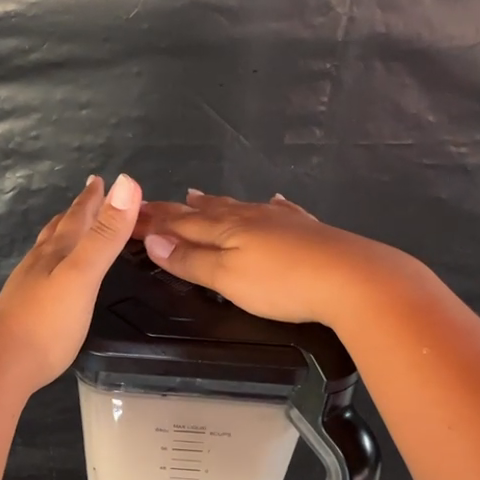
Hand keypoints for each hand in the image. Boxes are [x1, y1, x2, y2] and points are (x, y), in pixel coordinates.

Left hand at [0, 174, 143, 390]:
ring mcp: (26, 287)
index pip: (77, 217)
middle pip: (59, 230)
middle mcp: (38, 263)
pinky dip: (51, 264)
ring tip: (66, 228)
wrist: (1, 366)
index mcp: (56, 253)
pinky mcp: (21, 311)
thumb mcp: (83, 276)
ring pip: (45, 251)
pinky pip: (40, 276)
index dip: (92, 199)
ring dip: (60, 236)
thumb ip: (105, 236)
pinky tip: (49, 276)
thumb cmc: (46, 323)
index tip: (101, 180)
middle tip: (87, 197)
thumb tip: (126, 181)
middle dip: (76, 213)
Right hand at [136, 191, 410, 324]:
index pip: (178, 224)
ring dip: (213, 204)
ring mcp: (280, 221)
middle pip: (204, 212)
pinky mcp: (307, 231)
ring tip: (196, 195)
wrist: (353, 279)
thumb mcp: (228, 278)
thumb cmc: (282, 284)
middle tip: (150, 204)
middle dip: (175, 210)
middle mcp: (249, 218)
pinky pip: (279, 211)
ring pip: (238, 208)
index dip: (151, 222)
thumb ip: (191, 260)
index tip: (127, 216)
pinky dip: (267, 207)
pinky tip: (272, 202)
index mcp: (225, 231)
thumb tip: (152, 240)